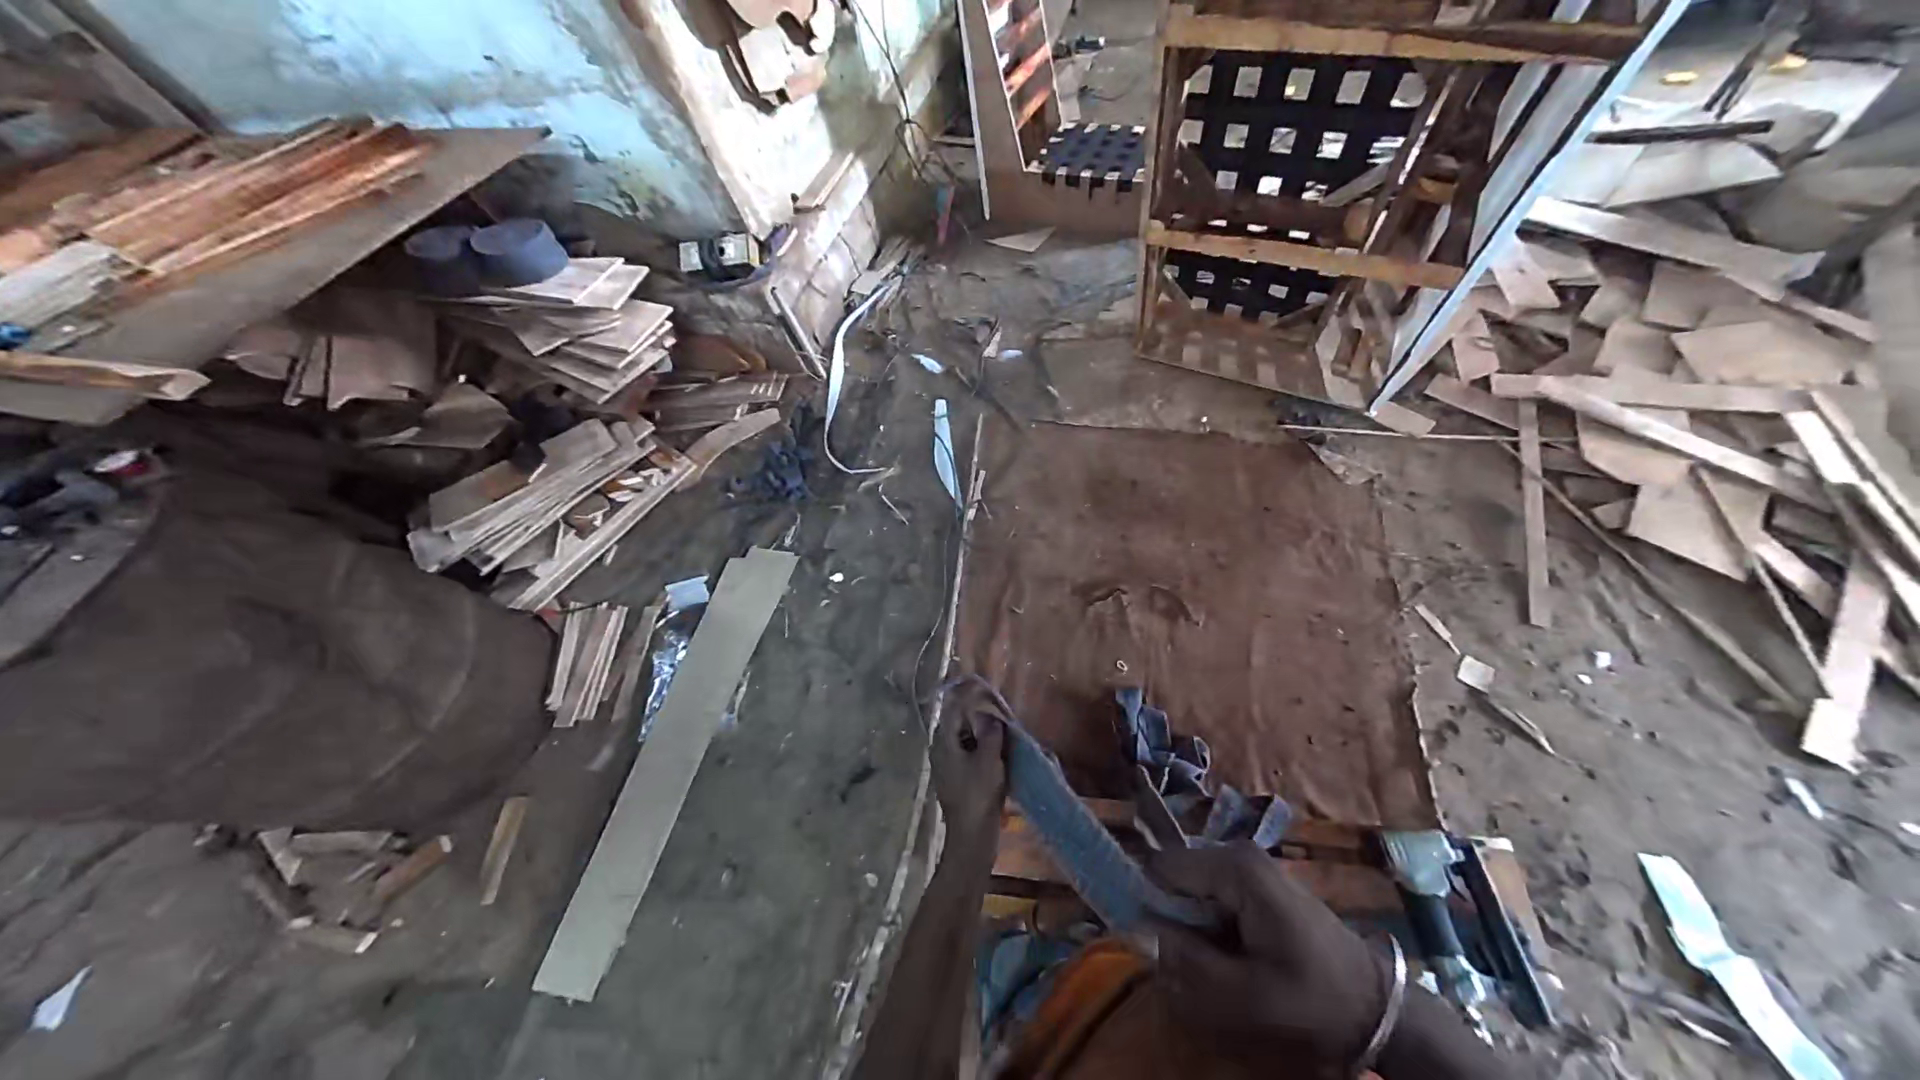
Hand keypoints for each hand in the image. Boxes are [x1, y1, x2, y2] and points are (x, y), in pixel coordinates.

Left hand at [930, 697, 1005, 844]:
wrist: (972, 836)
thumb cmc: (978, 794)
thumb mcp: (989, 759)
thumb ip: (990, 733)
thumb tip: (991, 714)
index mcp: (944, 742)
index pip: (954, 709)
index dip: (969, 696)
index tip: (984, 687)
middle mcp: (941, 750)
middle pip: (958, 723)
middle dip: (977, 713)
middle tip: (997, 706)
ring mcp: (948, 765)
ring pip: (965, 739)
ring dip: (981, 731)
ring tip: (1001, 724)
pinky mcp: (958, 778)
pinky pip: (969, 754)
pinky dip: (982, 747)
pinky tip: (999, 749)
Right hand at [1149, 843, 1387, 1071]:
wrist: (1377, 1004)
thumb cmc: (1314, 997)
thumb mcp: (1247, 995)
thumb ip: (1189, 961)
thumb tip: (1148, 931)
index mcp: (1234, 868)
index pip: (1161, 867)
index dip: (1150, 902)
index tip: (1160, 942)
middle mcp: (1237, 852)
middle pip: (1176, 873)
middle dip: (1176, 915)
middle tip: (1196, 958)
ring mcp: (1248, 862)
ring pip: (1191, 884)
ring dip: (1194, 921)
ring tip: (1220, 957)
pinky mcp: (1256, 877)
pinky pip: (1211, 890)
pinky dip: (1211, 920)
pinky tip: (1233, 949)